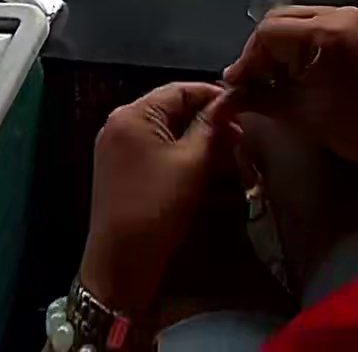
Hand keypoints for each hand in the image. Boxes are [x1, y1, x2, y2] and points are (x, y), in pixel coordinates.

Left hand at [80, 82, 234, 314]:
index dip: (213, 96)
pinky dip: (177, 149)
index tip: (241, 106)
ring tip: (224, 149)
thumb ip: (212, 126)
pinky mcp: (118, 167)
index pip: (181, 89)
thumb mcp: (192, 162)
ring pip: (165, 128)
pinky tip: (199, 163)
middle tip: (236, 133)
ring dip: (195, 136)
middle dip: (206, 119)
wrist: (119, 268)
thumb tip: (231, 100)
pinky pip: (154, 145)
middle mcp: (119, 122)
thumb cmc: (156, 208)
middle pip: (172, 107)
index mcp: (132, 114)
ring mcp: (116, 146)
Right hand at [222, 6, 357, 169]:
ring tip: (266, 80)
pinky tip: (288, 71)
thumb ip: (257, 99)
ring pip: (293, 20)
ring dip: (275, 47)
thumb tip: (219, 102)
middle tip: (248, 83)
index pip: (269, 30)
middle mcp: (337, 12)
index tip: (235, 86)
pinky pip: (310, 24)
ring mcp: (346, 14)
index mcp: (327, 31)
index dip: (247, 58)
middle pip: (279, 19)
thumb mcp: (300, 114)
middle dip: (259, 51)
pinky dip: (293, 44)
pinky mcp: (351, 22)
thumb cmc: (356, 127)